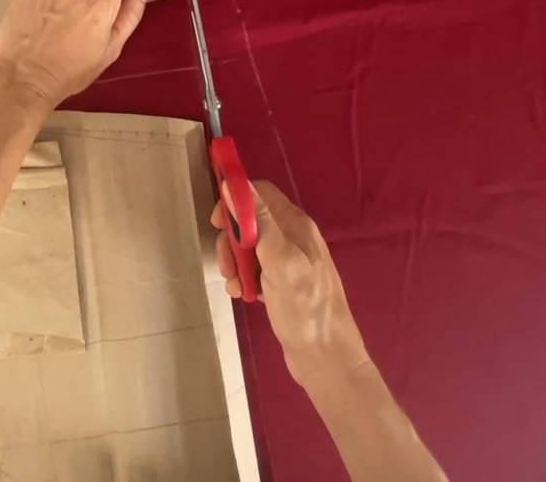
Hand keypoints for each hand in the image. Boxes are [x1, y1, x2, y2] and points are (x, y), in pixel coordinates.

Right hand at [214, 180, 367, 383]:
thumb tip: (234, 184)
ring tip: (236, 286)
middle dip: (232, 240)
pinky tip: (244, 295)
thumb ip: (260, 222)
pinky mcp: (284, 282)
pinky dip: (245, 278)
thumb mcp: (280, 262)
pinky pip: (256, 268)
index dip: (235, 200)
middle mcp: (294, 237)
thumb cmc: (305, 310)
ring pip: (250, 245)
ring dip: (236, 263)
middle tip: (227, 266)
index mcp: (296, 225)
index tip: (217, 223)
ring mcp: (289, 260)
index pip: (260, 192)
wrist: (327, 362)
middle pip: (251, 220)